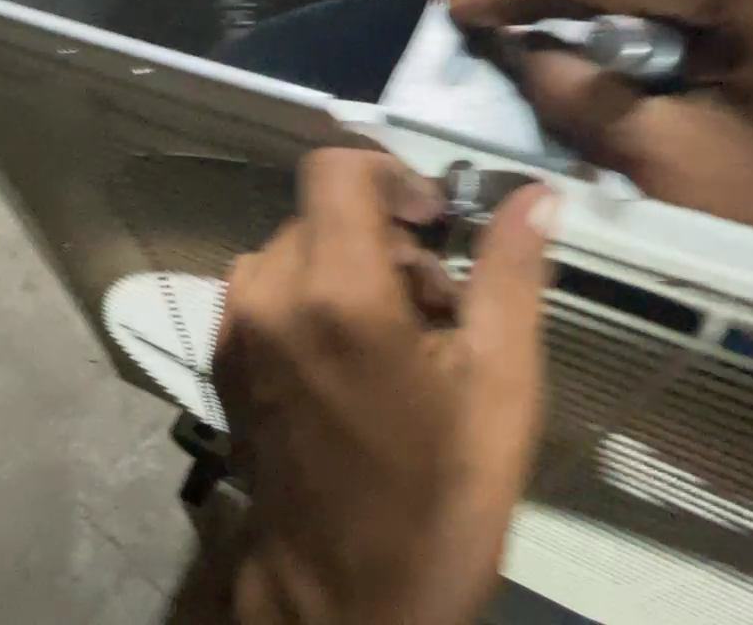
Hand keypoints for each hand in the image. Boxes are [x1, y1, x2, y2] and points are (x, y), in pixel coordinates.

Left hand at [215, 149, 554, 624]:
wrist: (338, 592)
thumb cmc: (437, 500)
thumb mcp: (501, 388)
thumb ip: (510, 275)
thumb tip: (533, 194)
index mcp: (337, 293)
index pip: (335, 169)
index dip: (390, 175)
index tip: (434, 221)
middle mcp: (268, 291)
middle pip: (322, 214)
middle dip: (384, 240)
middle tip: (436, 310)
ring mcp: (233, 322)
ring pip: (293, 248)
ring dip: (346, 269)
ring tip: (394, 341)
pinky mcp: (220, 349)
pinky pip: (265, 285)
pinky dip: (307, 294)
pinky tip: (345, 358)